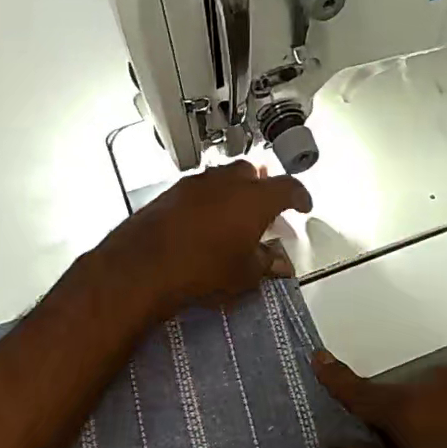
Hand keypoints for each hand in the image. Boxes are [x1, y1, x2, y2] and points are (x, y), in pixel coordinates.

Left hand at [92, 161, 311, 319]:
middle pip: (251, 173)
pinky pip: (198, 189)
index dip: (299, 196)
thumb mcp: (244, 274)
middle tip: (264, 208)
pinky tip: (203, 220)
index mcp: (254, 198)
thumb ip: (266, 264)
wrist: (144, 265)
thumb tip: (279, 263)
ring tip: (233, 214)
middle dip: (261, 187)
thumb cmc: (204, 269)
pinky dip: (207, 199)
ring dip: (231, 191)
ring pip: (221, 177)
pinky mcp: (169, 193)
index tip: (302, 205)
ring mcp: (195, 183)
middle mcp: (226, 181)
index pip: (288, 187)